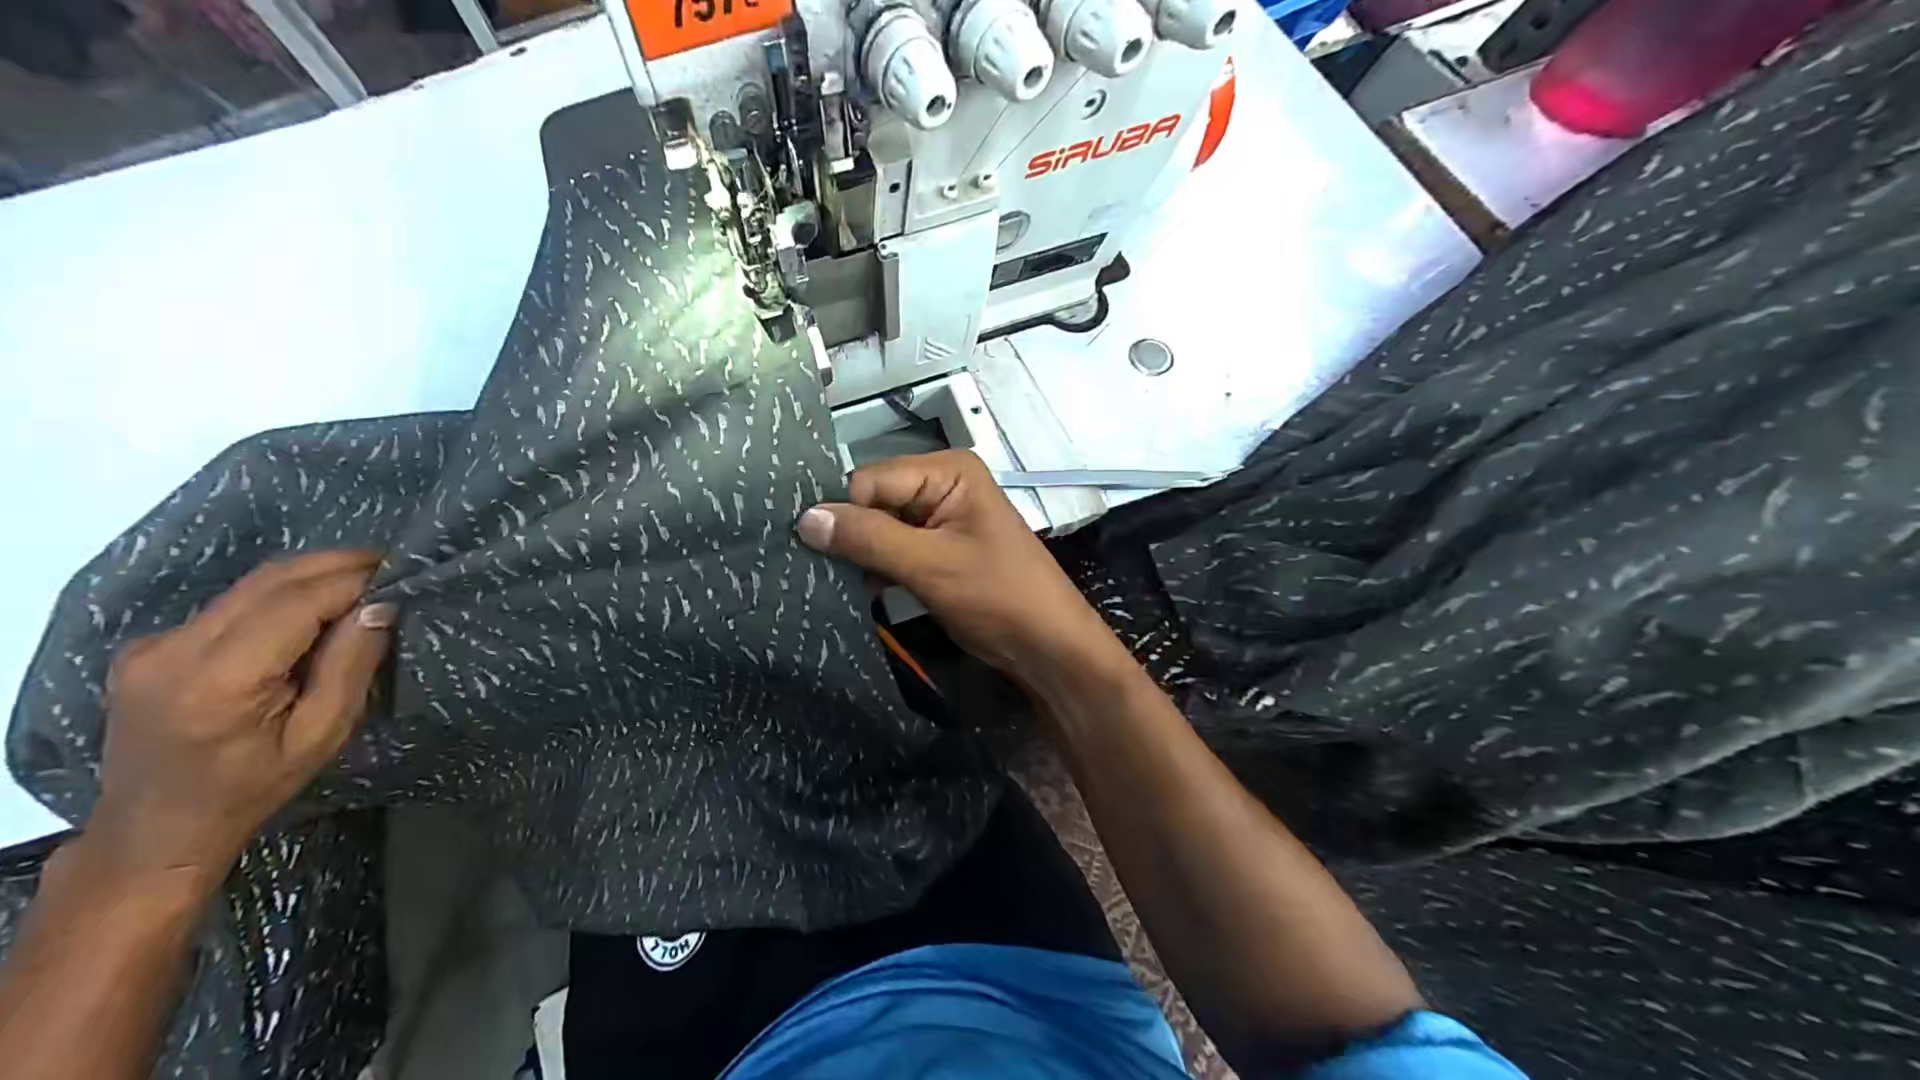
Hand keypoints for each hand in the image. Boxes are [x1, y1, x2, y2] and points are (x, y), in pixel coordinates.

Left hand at [82, 550, 395, 891]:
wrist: (155, 826)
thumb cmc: (253, 788)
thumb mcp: (323, 733)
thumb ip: (350, 664)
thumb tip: (381, 604)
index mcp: (217, 680)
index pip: (296, 602)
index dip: (353, 580)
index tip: (403, 572)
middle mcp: (173, 650)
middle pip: (269, 580)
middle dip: (337, 565)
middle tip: (392, 565)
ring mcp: (153, 644)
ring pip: (250, 585)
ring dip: (312, 576)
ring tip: (365, 582)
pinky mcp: (151, 645)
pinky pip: (232, 603)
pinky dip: (284, 595)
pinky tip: (316, 612)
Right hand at [797, 450, 1125, 688]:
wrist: (1045, 646)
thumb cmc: (998, 596)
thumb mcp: (932, 564)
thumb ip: (869, 538)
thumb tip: (805, 518)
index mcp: (947, 470)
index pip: (870, 479)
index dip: (842, 511)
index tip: (806, 546)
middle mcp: (940, 485)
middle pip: (872, 501)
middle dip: (847, 533)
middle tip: (807, 566)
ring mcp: (938, 519)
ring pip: (877, 528)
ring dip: (858, 555)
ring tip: (826, 581)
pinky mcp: (935, 551)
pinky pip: (891, 550)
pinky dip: (874, 569)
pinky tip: (853, 590)